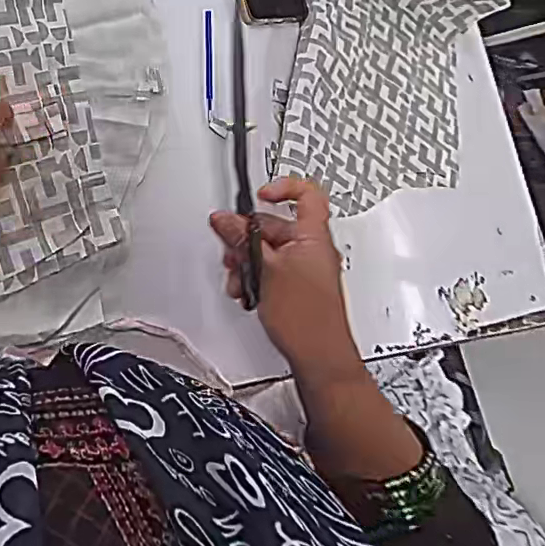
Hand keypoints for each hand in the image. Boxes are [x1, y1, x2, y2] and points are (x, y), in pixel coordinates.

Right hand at [210, 177, 357, 377]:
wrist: (319, 358)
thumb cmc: (307, 320)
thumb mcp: (265, 270)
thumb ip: (242, 239)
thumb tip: (225, 220)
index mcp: (312, 237)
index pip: (306, 195)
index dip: (282, 187)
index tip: (260, 194)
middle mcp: (311, 249)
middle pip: (274, 225)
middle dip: (247, 236)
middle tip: (233, 248)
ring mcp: (305, 268)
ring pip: (268, 249)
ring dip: (247, 260)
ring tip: (241, 277)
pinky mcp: (297, 286)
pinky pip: (270, 268)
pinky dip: (255, 275)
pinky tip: (248, 289)